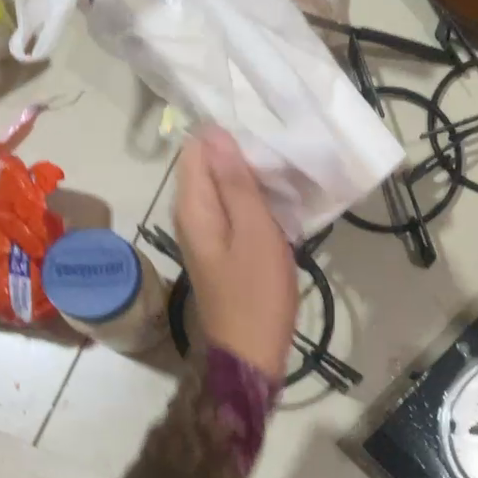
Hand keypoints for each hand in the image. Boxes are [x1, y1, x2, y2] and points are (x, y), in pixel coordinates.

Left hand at [173, 128, 297, 380]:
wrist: (251, 352)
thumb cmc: (256, 294)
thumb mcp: (254, 233)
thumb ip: (236, 183)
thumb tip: (215, 132)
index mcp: (194, 206)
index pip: (197, 147)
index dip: (225, 132)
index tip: (262, 126)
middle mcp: (191, 215)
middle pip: (209, 166)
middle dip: (240, 152)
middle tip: (281, 145)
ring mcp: (206, 233)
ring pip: (223, 188)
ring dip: (250, 177)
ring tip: (286, 166)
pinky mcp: (222, 249)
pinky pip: (233, 210)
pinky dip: (253, 201)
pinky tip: (279, 201)